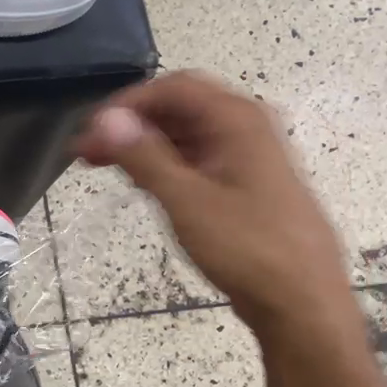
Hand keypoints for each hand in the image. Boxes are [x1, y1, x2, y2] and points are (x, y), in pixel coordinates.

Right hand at [72, 71, 355, 340]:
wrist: (300, 298)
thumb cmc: (246, 248)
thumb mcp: (186, 200)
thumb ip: (143, 157)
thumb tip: (105, 120)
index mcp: (237, 120)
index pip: (173, 88)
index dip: (126, 104)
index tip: (88, 133)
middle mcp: (246, 127)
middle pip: (179, 107)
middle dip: (129, 124)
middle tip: (86, 154)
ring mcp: (247, 155)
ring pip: (186, 133)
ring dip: (143, 144)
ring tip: (104, 168)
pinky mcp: (244, 183)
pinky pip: (197, 157)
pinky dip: (164, 163)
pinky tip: (143, 184)